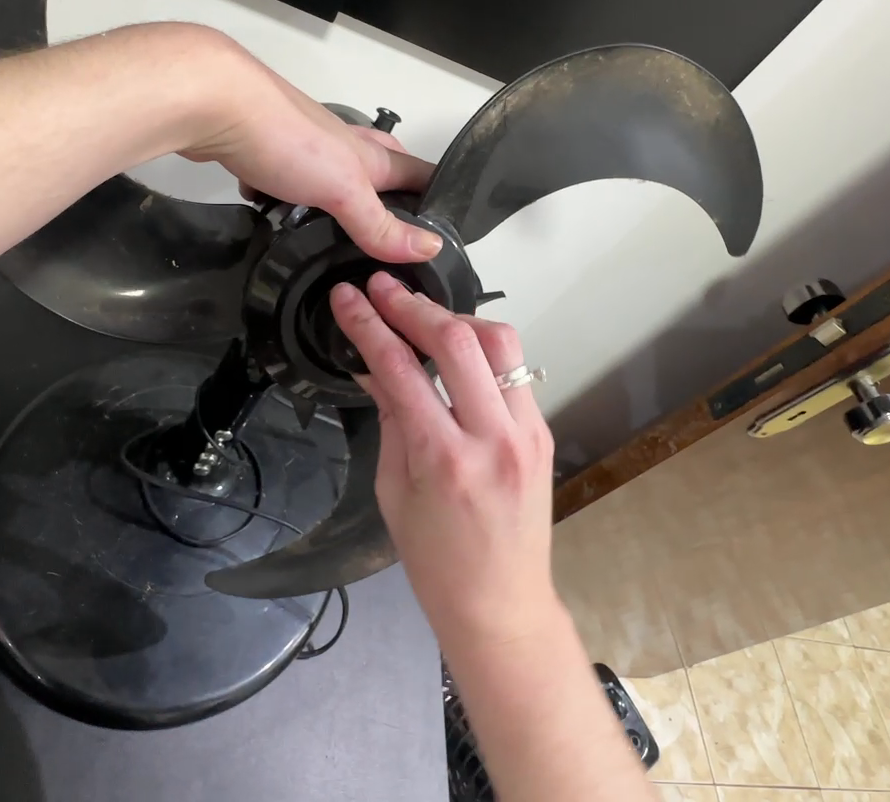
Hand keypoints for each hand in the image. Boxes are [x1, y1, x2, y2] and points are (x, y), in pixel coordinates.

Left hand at [172, 29, 440, 262]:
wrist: (213, 104)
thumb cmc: (288, 139)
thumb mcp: (345, 190)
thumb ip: (381, 224)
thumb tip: (431, 247)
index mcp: (367, 154)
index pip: (418, 171)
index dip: (437, 194)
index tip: (447, 227)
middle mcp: (340, 147)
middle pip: (378, 168)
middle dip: (391, 196)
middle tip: (392, 232)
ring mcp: (300, 148)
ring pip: (329, 178)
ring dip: (336, 203)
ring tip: (336, 241)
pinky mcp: (262, 155)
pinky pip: (283, 182)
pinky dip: (285, 201)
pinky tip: (278, 222)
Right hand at [330, 271, 562, 650]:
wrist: (500, 602)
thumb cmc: (434, 560)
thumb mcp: (393, 490)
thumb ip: (389, 419)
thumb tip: (372, 366)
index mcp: (443, 459)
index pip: (400, 369)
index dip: (368, 325)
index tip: (347, 297)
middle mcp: (492, 437)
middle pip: (457, 340)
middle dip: (413, 305)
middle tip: (382, 287)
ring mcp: (526, 431)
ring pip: (499, 341)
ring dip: (456, 317)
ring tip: (422, 315)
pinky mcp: (542, 431)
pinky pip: (513, 369)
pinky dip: (482, 348)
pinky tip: (455, 349)